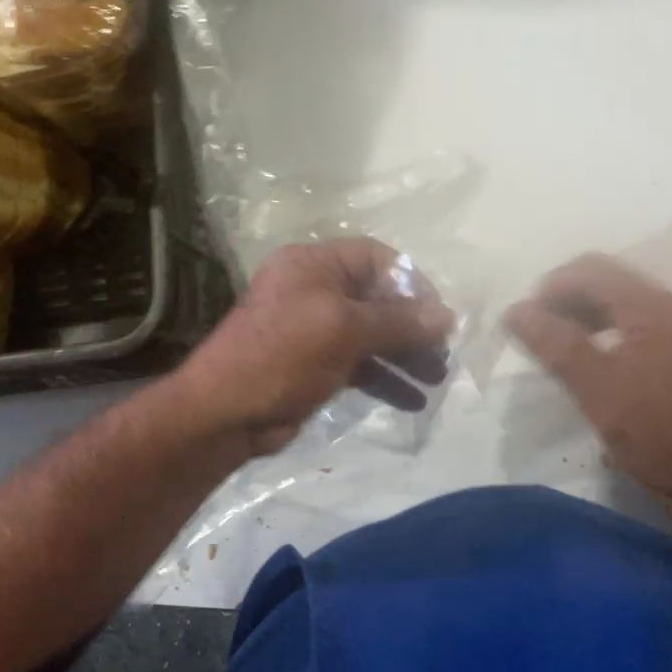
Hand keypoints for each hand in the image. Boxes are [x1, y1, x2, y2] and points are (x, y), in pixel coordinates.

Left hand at [180, 239, 455, 454]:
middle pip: (376, 298)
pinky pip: (358, 362)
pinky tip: (412, 401)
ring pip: (370, 333)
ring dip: (404, 354)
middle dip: (412, 326)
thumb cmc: (282, 355)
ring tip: (436, 379)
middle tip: (442, 355)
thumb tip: (446, 316)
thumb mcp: (344, 330)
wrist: (224, 413)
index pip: (376, 258)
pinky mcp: (313, 364)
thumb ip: (397, 321)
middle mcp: (313, 289)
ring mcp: (312, 328)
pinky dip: (384, 377)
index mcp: (314, 264)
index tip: (439, 315)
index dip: (411, 283)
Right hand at [504, 254, 671, 525]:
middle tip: (538, 336)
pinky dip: (613, 337)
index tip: (522, 322)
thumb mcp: (600, 391)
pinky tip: (602, 370)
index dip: (549, 288)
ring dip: (589, 319)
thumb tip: (516, 309)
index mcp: (651, 306)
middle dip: (567, 301)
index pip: (589, 270)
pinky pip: (644, 329)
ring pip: (626, 307)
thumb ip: (557, 344)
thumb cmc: (666, 434)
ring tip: (563, 353)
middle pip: (608, 282)